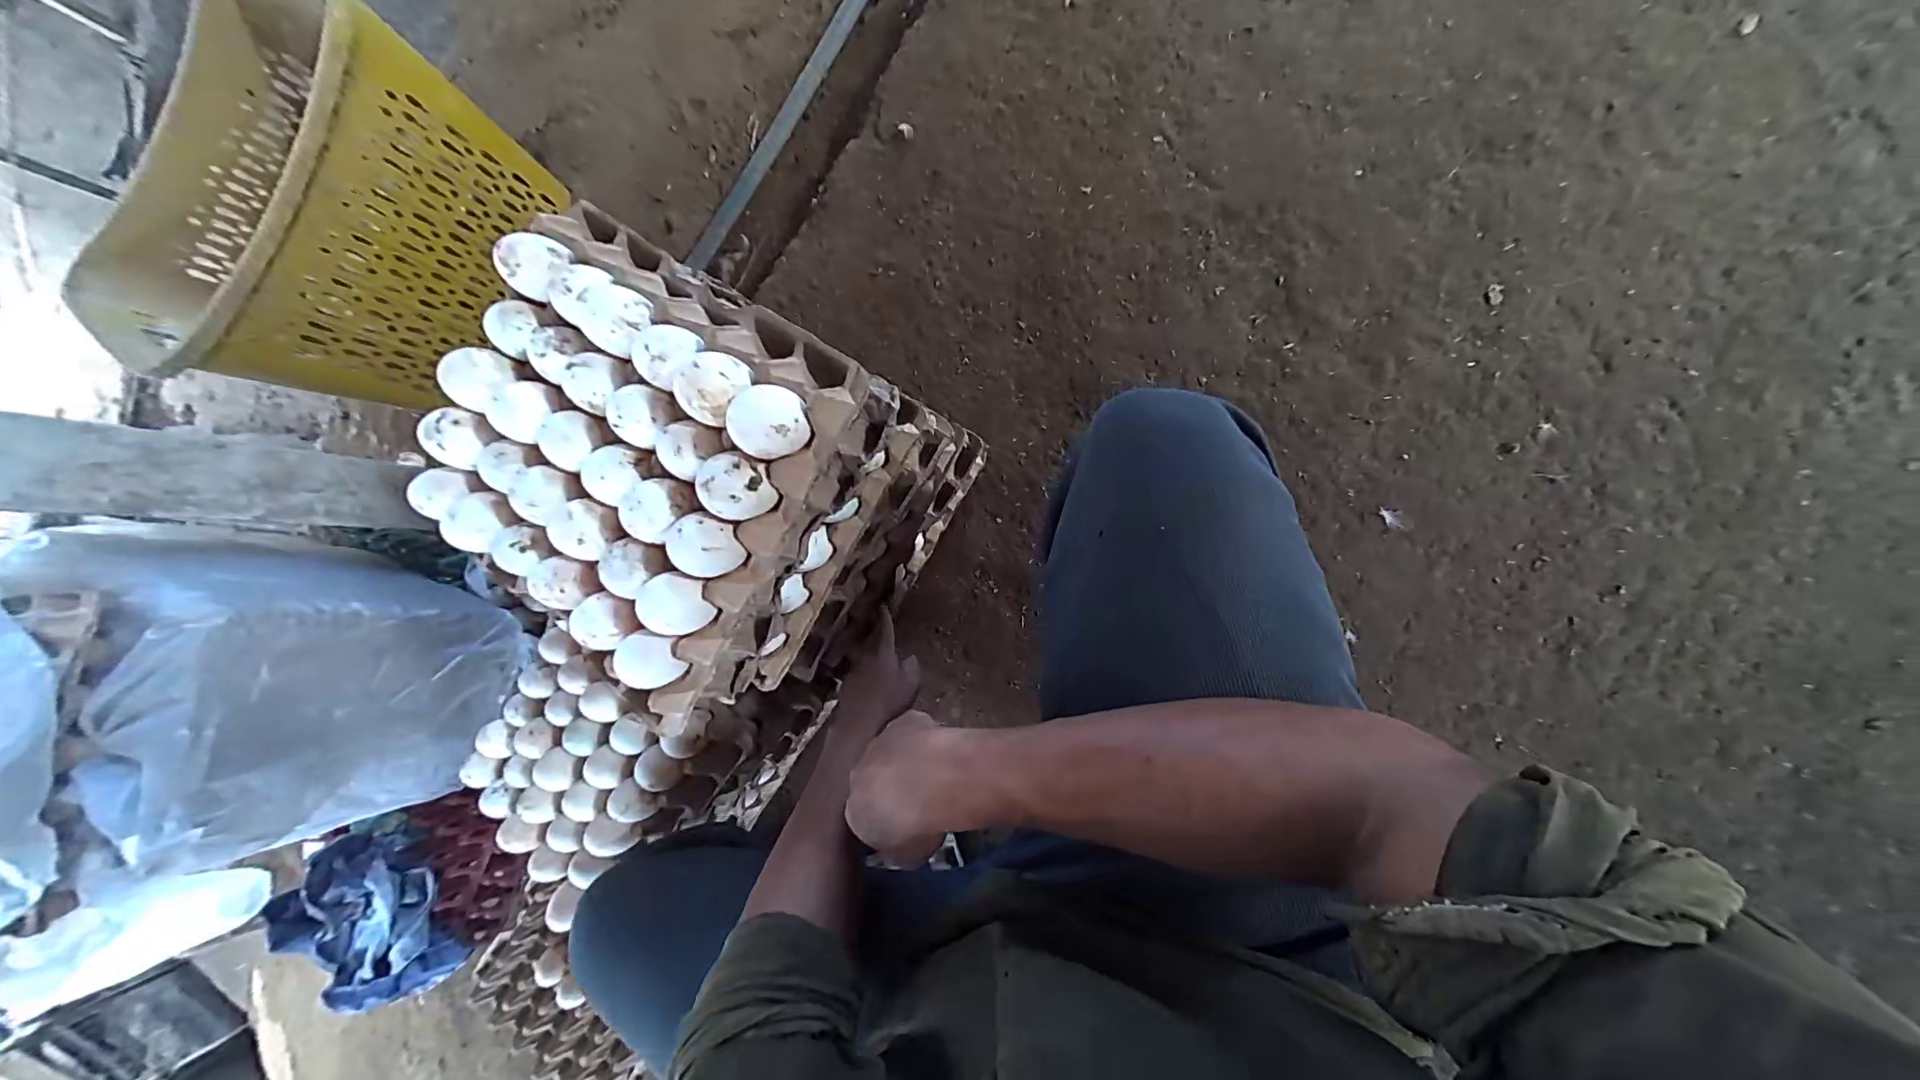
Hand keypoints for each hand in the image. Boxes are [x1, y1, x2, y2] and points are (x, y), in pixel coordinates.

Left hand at [822, 609, 921, 758]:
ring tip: (879, 666)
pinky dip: (864, 676)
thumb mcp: (910, 684)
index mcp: (883, 654)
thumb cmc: (889, 702)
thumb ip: (911, 667)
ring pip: (864, 660)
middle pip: (871, 644)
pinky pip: (858, 675)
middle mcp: (865, 658)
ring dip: (870, 661)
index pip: (885, 630)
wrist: (859, 724)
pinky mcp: (845, 686)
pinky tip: (869, 687)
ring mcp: (853, 672)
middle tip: (883, 638)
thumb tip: (909, 657)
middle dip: (877, 641)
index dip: (885, 618)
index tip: (882, 606)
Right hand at [845, 710, 952, 865]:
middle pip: (872, 780)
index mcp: (854, 812)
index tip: (906, 824)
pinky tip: (940, 748)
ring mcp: (879, 742)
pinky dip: (922, 737)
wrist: (934, 780)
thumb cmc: (919, 825)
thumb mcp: (908, 855)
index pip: (865, 819)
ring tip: (933, 772)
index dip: (886, 821)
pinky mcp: (903, 721)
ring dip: (905, 760)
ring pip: (889, 752)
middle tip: (918, 796)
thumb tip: (905, 845)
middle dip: (890, 786)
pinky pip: (911, 729)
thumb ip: (900, 849)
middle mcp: (857, 774)